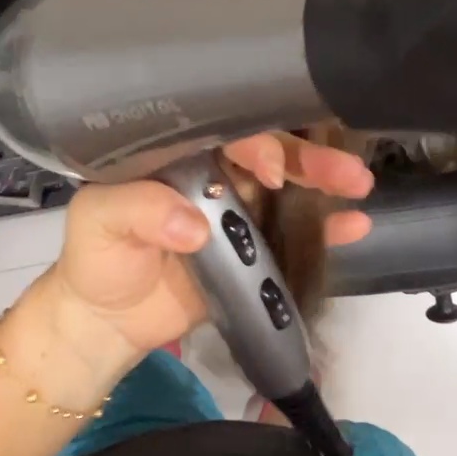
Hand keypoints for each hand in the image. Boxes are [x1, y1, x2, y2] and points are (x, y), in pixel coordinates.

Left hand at [49, 133, 374, 354]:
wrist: (107, 321)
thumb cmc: (97, 257)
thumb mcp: (100, 221)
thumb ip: (139, 211)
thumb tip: (194, 225)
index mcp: (178, 156)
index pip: (222, 134)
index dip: (253, 143)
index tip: (270, 168)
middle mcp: (213, 176)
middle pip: (267, 155)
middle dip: (307, 157)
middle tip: (344, 169)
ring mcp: (237, 214)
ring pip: (288, 188)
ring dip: (324, 183)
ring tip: (359, 186)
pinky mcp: (252, 252)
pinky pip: (291, 236)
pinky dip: (324, 231)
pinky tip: (354, 226)